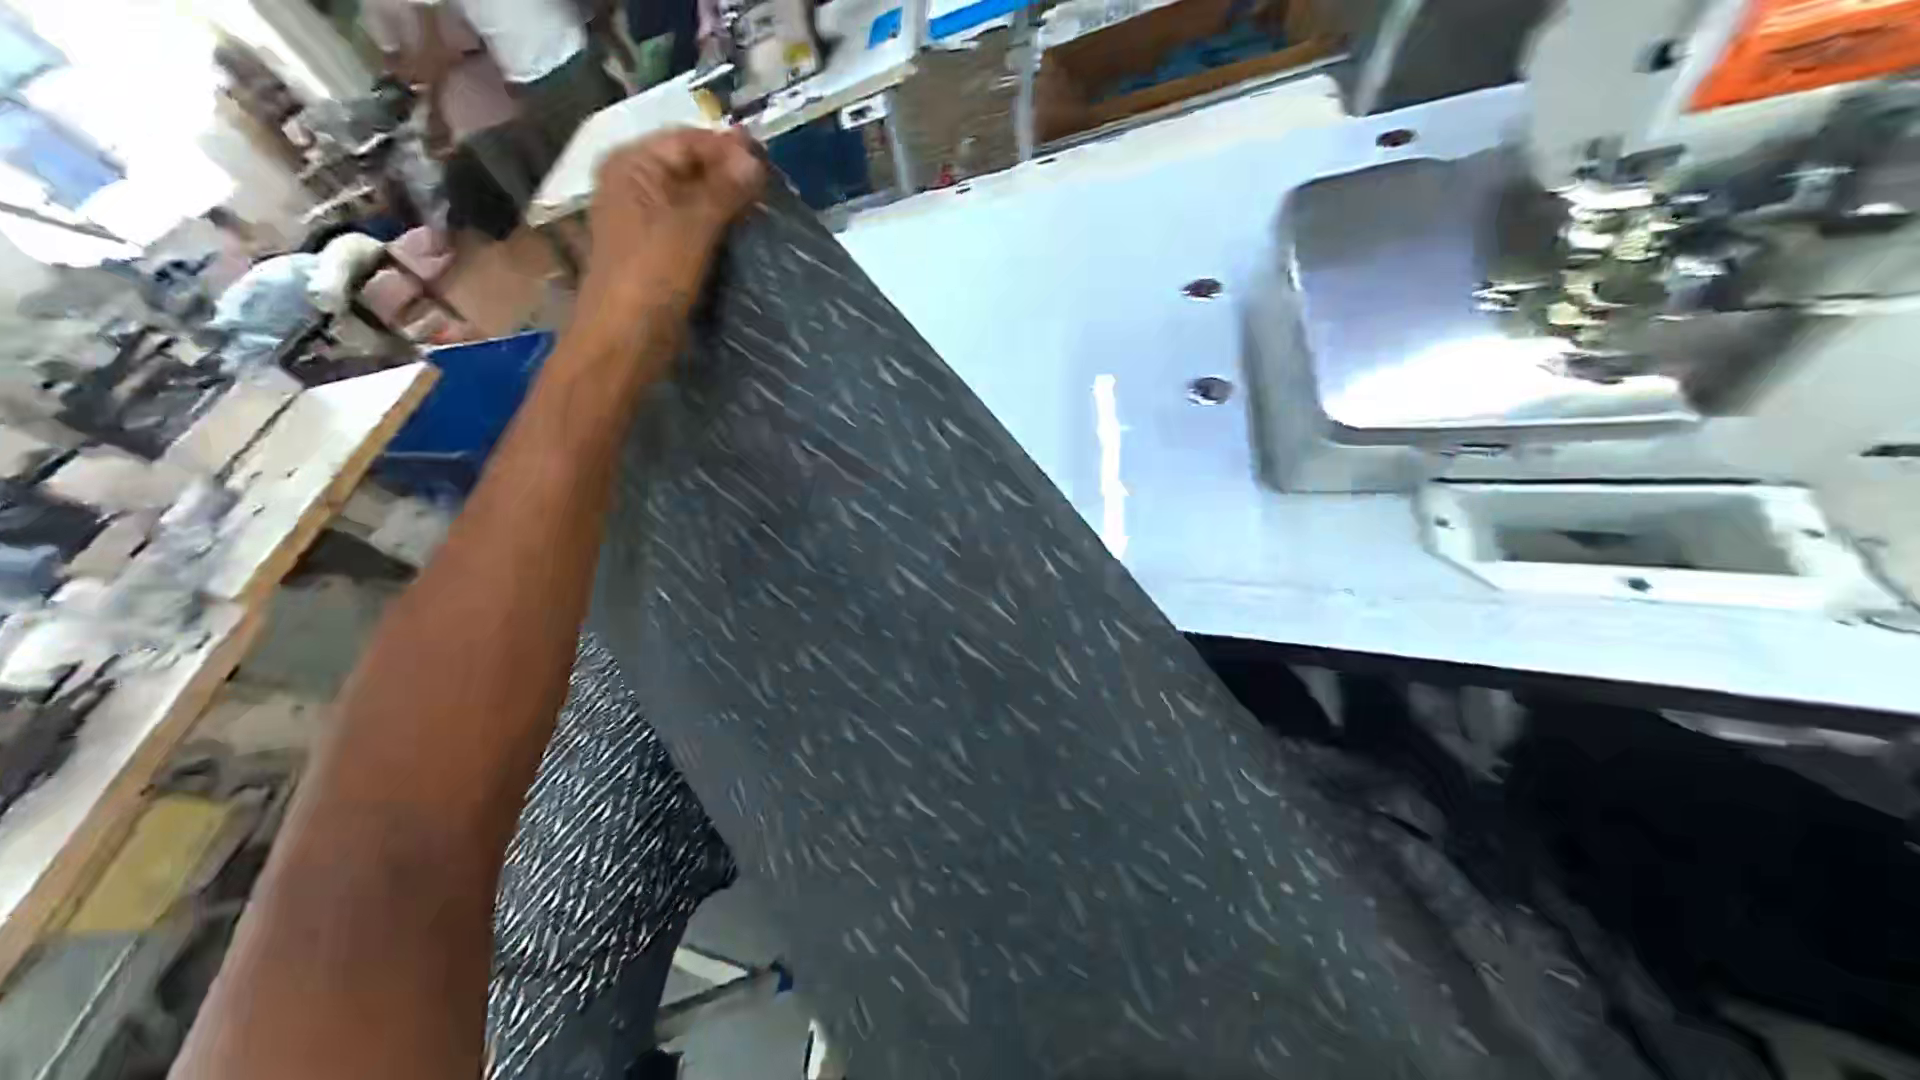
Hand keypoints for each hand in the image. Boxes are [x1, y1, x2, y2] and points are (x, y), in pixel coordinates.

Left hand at [579, 126, 765, 317]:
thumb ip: (724, 189)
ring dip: (728, 205)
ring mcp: (646, 222)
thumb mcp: (692, 227)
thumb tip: (754, 159)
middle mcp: (635, 186)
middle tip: (774, 192)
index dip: (728, 149)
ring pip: (695, 201)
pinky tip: (746, 239)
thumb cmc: (652, 277)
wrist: (625, 341)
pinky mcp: (659, 254)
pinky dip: (719, 230)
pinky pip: (694, 229)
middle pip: (691, 168)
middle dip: (731, 177)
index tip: (771, 165)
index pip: (688, 140)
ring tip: (765, 214)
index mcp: (632, 165)